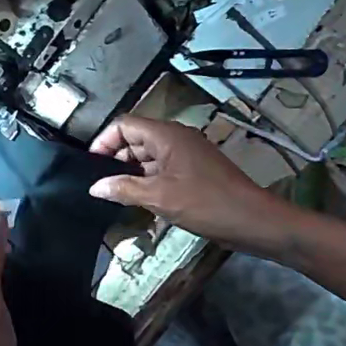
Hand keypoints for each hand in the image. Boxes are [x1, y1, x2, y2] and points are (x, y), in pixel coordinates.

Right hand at [87, 116, 304, 254]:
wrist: (253, 220)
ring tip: (117, 195)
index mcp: (167, 135)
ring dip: (132, 172)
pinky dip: (148, 180)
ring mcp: (187, 154)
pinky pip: (162, 168)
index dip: (104, 141)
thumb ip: (124, 189)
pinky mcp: (194, 171)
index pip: (124, 125)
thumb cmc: (206, 203)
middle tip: (102, 184)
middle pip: (135, 138)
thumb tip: (95, 186)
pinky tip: (141, 201)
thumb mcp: (160, 197)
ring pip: (149, 156)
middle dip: (116, 159)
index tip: (92, 166)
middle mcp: (176, 138)